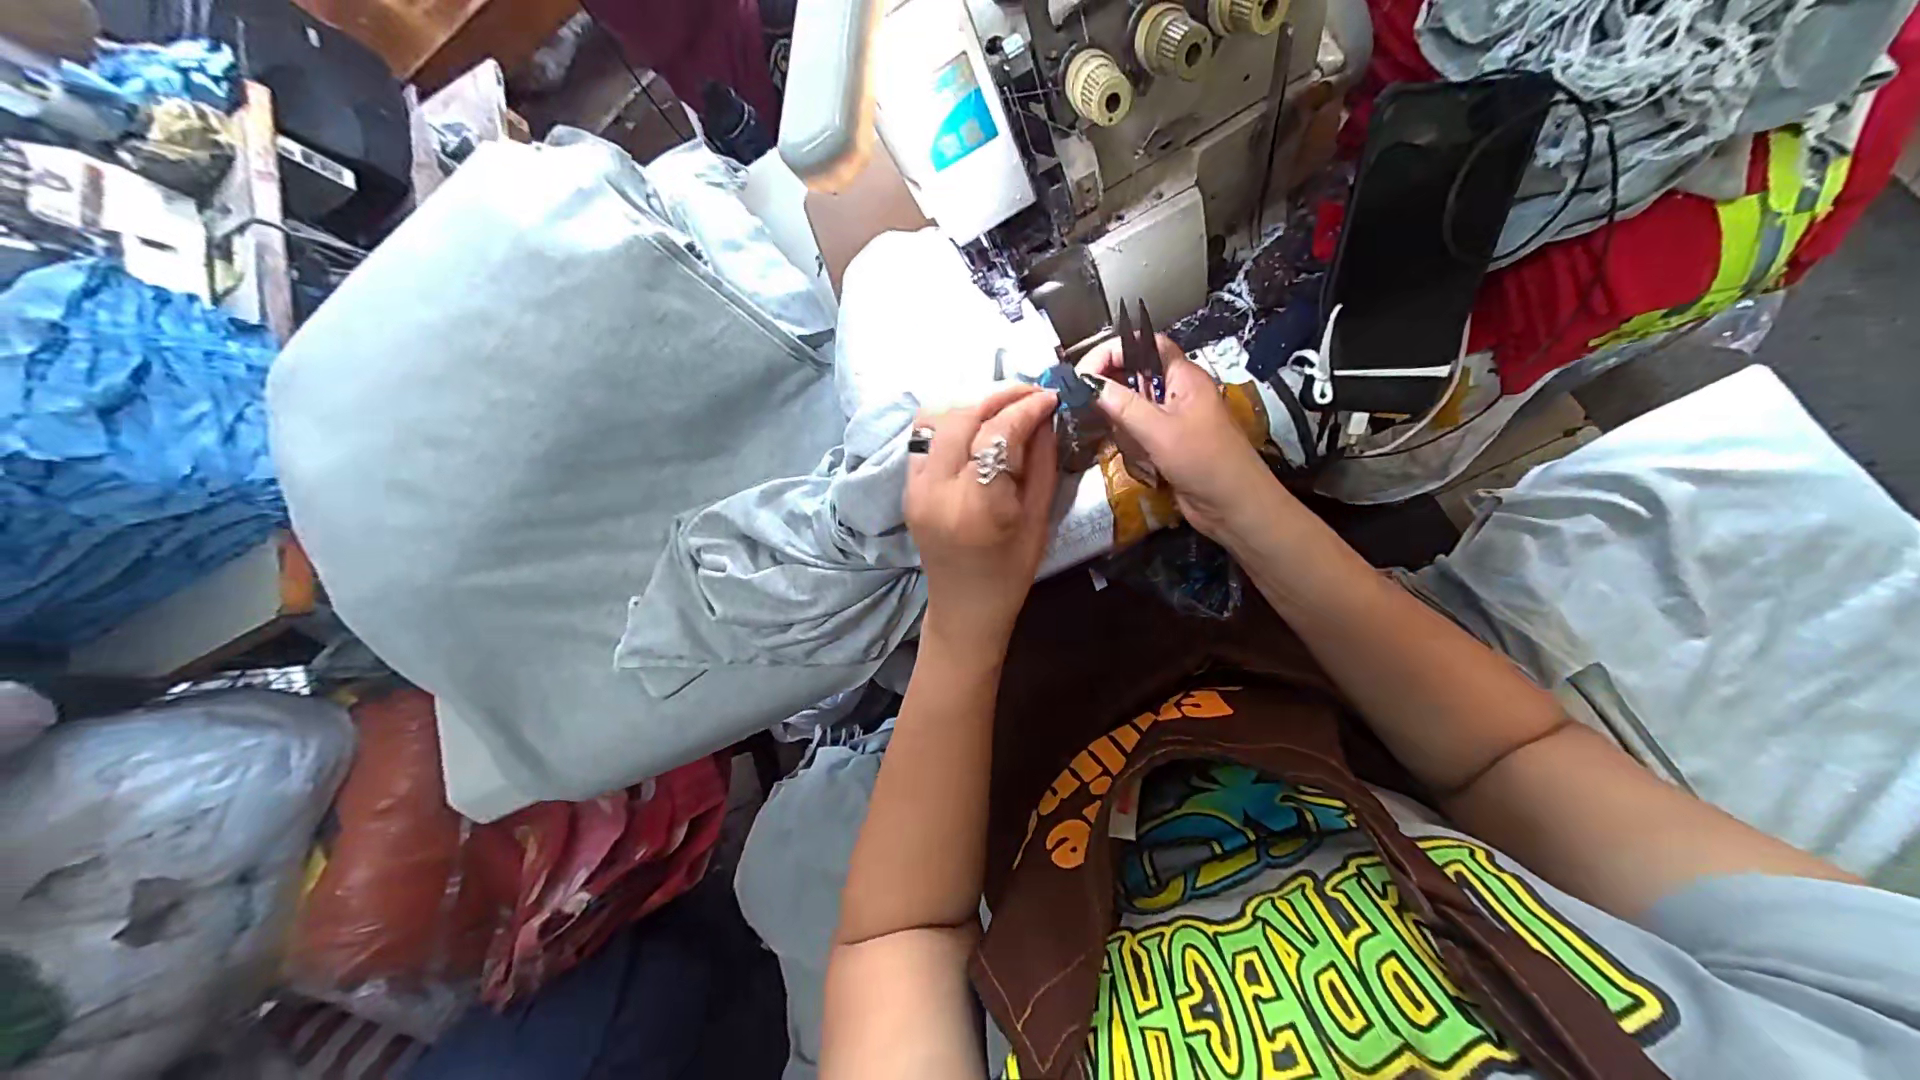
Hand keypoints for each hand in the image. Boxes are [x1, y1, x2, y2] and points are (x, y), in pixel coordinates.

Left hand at [904, 383, 1060, 649]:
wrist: (964, 607)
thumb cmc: (1010, 573)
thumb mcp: (1039, 519)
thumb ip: (1042, 462)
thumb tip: (1045, 415)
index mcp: (975, 506)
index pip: (996, 433)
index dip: (1025, 407)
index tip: (1049, 397)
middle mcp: (936, 490)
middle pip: (962, 416)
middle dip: (999, 395)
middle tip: (1030, 392)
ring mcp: (914, 487)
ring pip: (936, 418)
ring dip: (972, 402)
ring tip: (1005, 404)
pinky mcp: (907, 487)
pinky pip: (924, 436)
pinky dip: (952, 420)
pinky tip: (977, 424)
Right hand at [1078, 333, 1289, 540]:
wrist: (1235, 507)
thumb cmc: (1205, 462)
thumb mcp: (1160, 431)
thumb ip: (1122, 405)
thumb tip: (1087, 383)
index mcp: (1183, 377)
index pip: (1143, 345)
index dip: (1113, 351)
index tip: (1085, 373)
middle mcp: (1176, 392)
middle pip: (1132, 377)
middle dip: (1113, 394)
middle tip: (1094, 410)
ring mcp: (1171, 419)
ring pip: (1130, 408)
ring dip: (1122, 425)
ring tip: (1131, 444)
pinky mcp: (1166, 444)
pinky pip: (1136, 433)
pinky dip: (1130, 444)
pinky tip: (1138, 459)